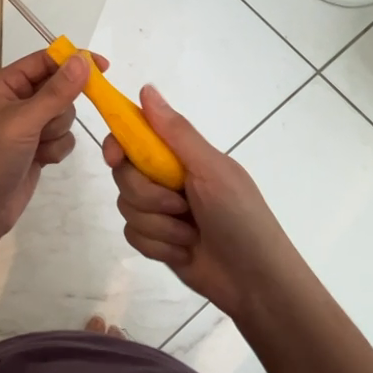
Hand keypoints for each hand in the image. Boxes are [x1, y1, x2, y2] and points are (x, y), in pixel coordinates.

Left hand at [0, 48, 106, 235]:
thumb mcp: (24, 120)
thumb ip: (56, 92)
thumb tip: (82, 60)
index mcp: (5, 84)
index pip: (44, 61)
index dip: (72, 61)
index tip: (102, 67)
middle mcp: (16, 100)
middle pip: (59, 88)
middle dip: (60, 109)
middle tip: (47, 124)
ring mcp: (28, 125)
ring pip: (64, 115)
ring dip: (57, 132)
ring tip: (38, 146)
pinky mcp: (37, 147)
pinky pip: (63, 138)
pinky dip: (56, 149)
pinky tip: (41, 161)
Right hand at [103, 85, 296, 313]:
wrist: (257, 284)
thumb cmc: (242, 218)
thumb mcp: (213, 171)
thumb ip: (176, 133)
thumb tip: (146, 88)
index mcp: (182, 156)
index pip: (134, 136)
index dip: (118, 144)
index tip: (115, 158)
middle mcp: (167, 179)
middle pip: (124, 175)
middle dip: (147, 195)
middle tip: (179, 206)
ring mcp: (161, 211)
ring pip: (126, 206)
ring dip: (158, 225)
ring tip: (189, 235)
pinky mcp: (156, 241)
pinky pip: (132, 234)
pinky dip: (157, 245)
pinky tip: (183, 252)